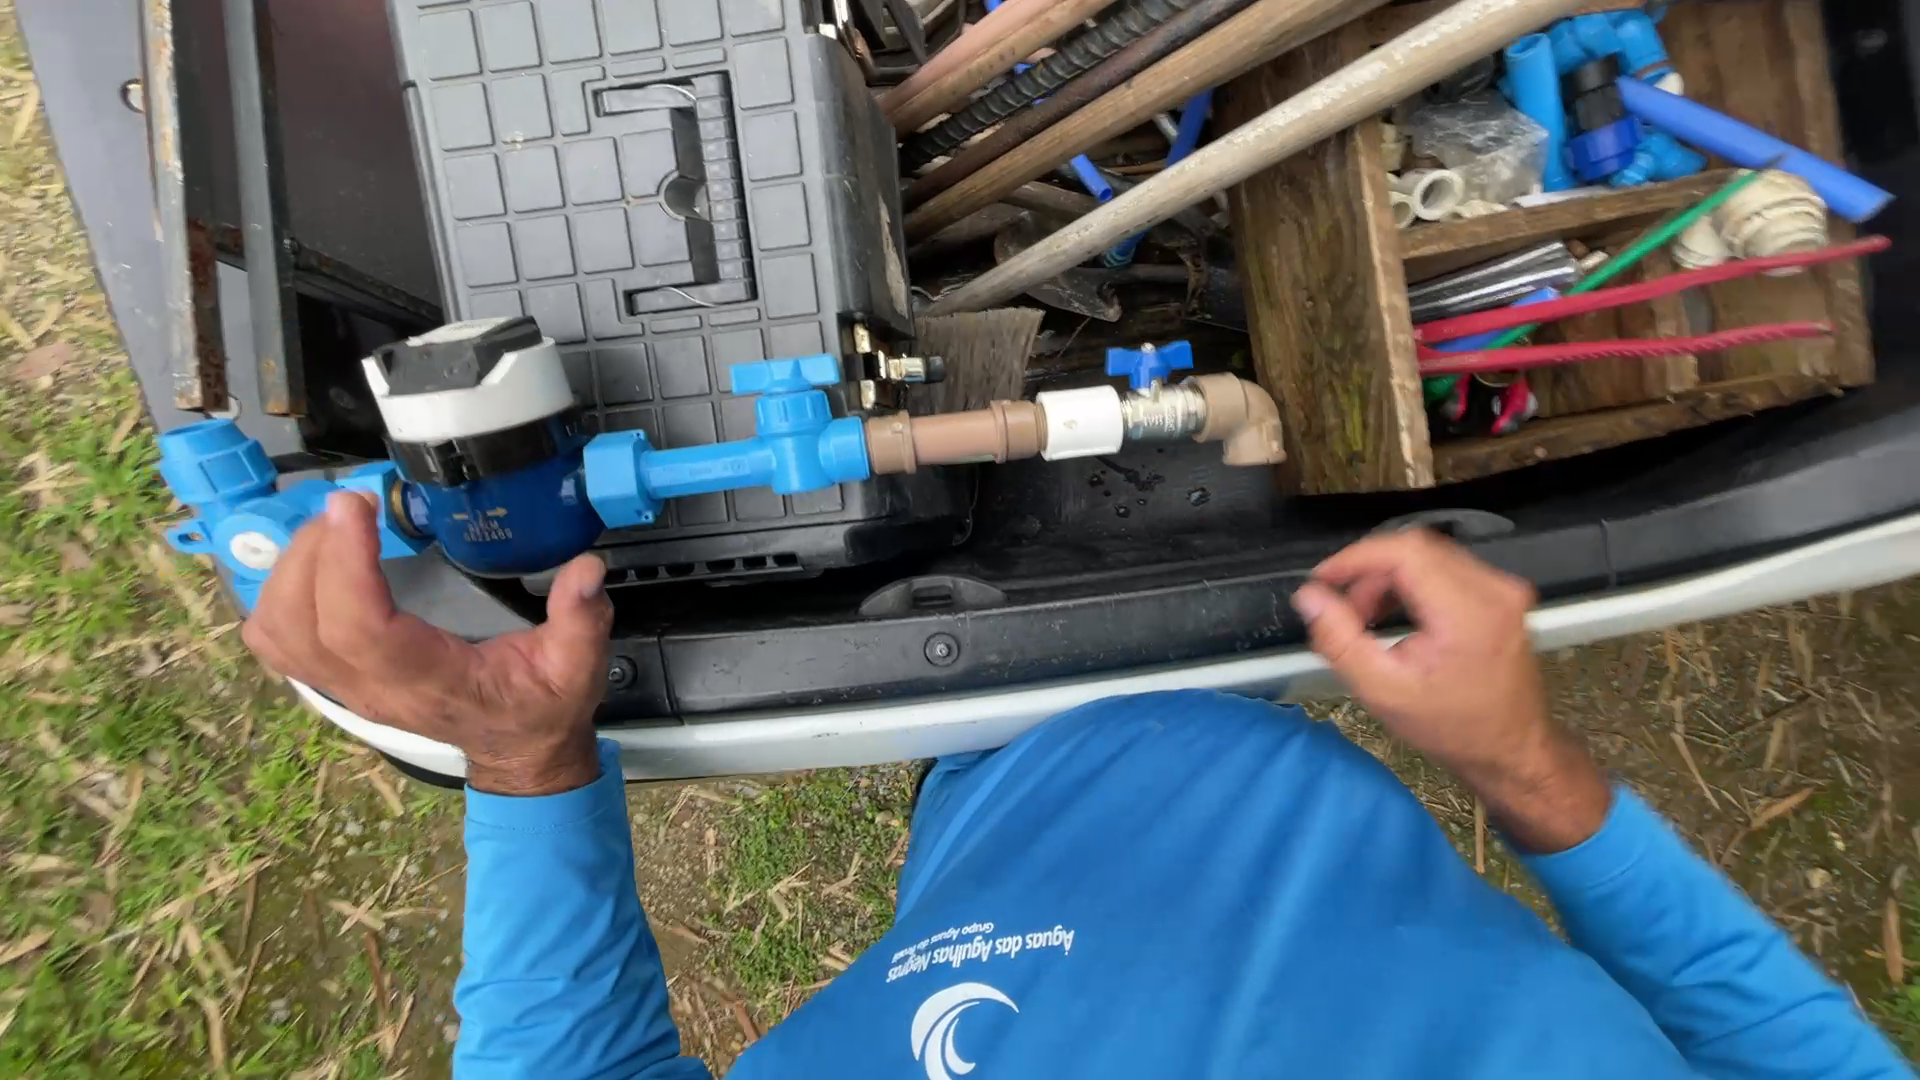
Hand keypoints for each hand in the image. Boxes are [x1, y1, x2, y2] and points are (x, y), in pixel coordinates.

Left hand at [241, 491, 614, 795]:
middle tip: (348, 505)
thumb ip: (582, 616)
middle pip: (300, 625)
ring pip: (277, 633)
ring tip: (331, 527)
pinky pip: (279, 639)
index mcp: (432, 680)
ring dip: (288, 572)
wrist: (521, 747)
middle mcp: (375, 688)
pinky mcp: (341, 680)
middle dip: (311, 554)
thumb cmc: (545, 704)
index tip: (355, 508)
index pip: (361, 628)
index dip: (345, 565)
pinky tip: (314, 561)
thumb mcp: (579, 663)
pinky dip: (280, 594)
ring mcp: (349, 688)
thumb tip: (586, 567)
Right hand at [1291, 530, 1608, 852]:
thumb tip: (1308, 595)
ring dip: (1383, 578)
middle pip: (1411, 549)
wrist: (1511, 750)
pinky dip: (1405, 582)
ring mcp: (1501, 587)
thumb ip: (1337, 639)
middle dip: (1366, 572)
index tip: (1321, 581)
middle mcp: (1494, 588)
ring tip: (1365, 619)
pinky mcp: (1499, 592)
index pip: (1404, 552)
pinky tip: (1392, 614)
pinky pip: (1440, 566)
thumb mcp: (1380, 690)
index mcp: (1469, 612)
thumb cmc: (1447, 726)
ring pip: (1423, 554)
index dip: (1354, 558)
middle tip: (1344, 611)